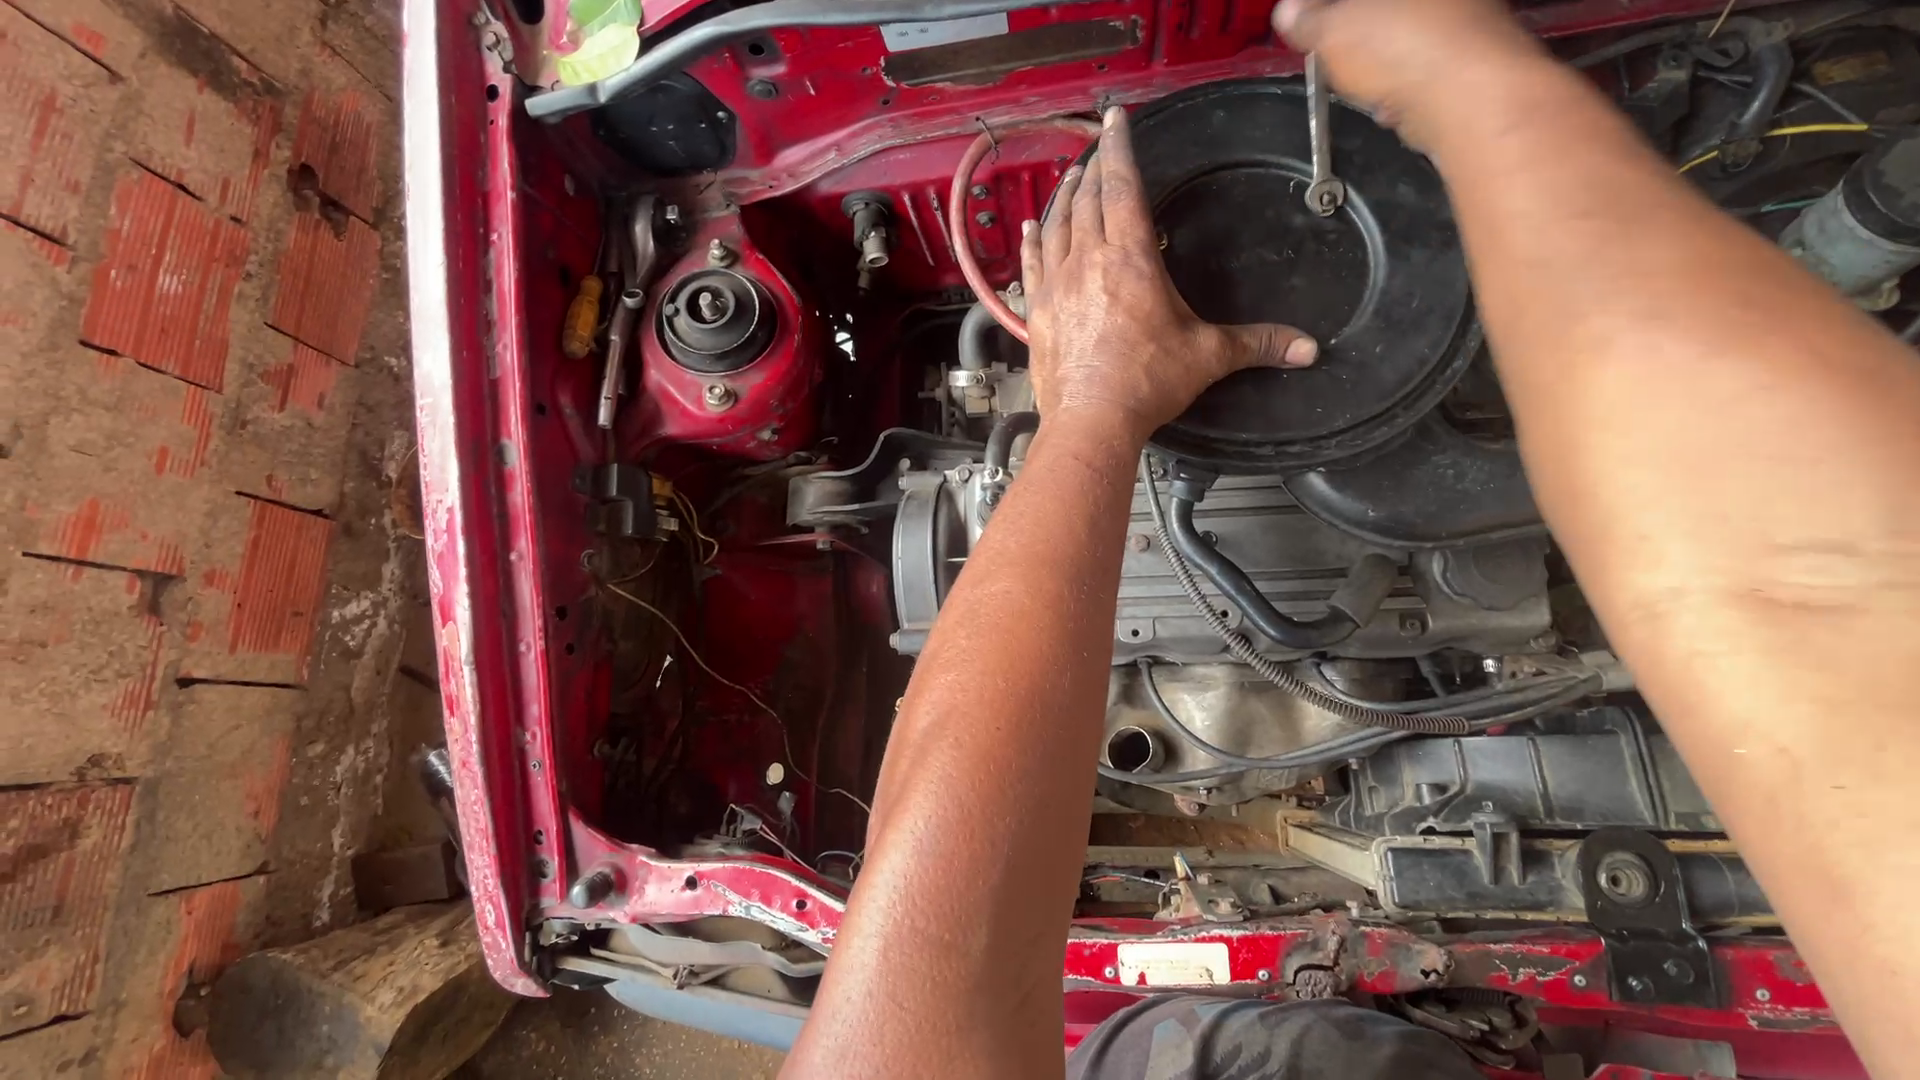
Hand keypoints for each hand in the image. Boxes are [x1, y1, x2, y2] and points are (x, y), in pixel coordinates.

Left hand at [1019, 107, 1316, 443]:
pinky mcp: (1036, 311)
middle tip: (1097, 153)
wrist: (1089, 420)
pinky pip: (1032, 263)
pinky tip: (1032, 227)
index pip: (1122, 186)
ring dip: (1063, 197)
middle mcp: (1088, 261)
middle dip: (1093, 170)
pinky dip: (1033, 240)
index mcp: (1130, 259)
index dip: (1119, 148)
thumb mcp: (1207, 357)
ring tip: (1070, 180)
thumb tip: (1308, 349)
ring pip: (1056, 225)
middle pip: (1086, 200)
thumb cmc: (1145, 385)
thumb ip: (1256, 343)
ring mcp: (1056, 285)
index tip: (1115, 121)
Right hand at [1272, 0, 1546, 143]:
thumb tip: (1289, 10)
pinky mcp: (1473, 54)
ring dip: (1378, 60)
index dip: (1321, 9)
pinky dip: (1402, 81)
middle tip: (1330, 56)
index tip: (1305, 25)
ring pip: (1405, 35)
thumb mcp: (1331, 32)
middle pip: (1382, 10)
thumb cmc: (1397, 47)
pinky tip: (1389, 102)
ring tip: (1358, 85)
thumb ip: (1307, 20)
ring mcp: (1465, 16)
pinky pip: (1423, 63)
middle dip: (1355, 31)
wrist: (1463, 96)